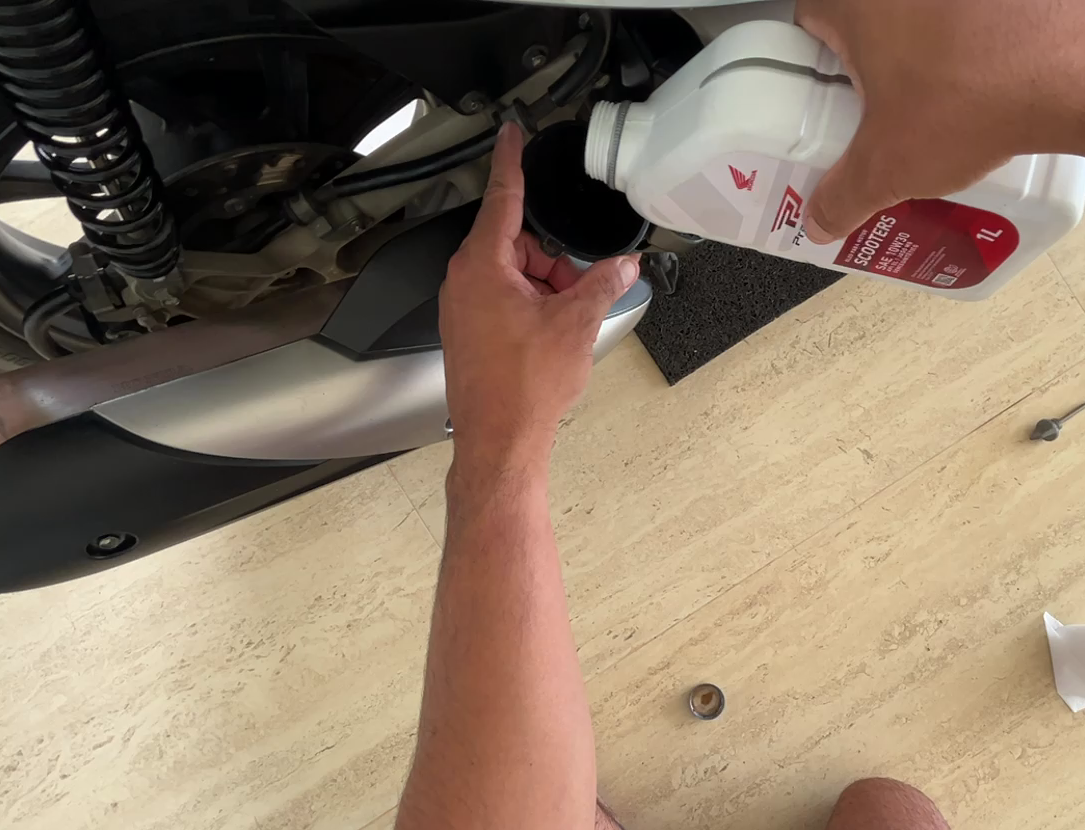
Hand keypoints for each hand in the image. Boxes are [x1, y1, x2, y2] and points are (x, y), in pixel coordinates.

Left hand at [439, 123, 641, 471]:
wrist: (500, 441)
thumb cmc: (523, 388)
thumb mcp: (576, 324)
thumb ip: (602, 284)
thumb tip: (623, 267)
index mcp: (483, 266)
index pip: (502, 197)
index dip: (512, 161)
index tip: (511, 135)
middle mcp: (463, 283)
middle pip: (517, 245)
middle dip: (552, 264)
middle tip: (575, 295)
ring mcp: (462, 311)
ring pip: (511, 277)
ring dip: (544, 291)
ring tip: (562, 328)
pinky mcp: (468, 335)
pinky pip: (502, 304)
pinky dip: (529, 311)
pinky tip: (546, 341)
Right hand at [795, 0, 1084, 242]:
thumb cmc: (977, 94)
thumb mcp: (889, 167)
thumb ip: (841, 198)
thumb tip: (818, 222)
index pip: (808, 22)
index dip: (812, 69)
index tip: (830, 101)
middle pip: (869, 13)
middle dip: (873, 56)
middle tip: (885, 107)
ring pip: (924, 7)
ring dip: (926, 38)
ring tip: (944, 91)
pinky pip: (977, 6)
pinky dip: (980, 25)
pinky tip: (995, 62)